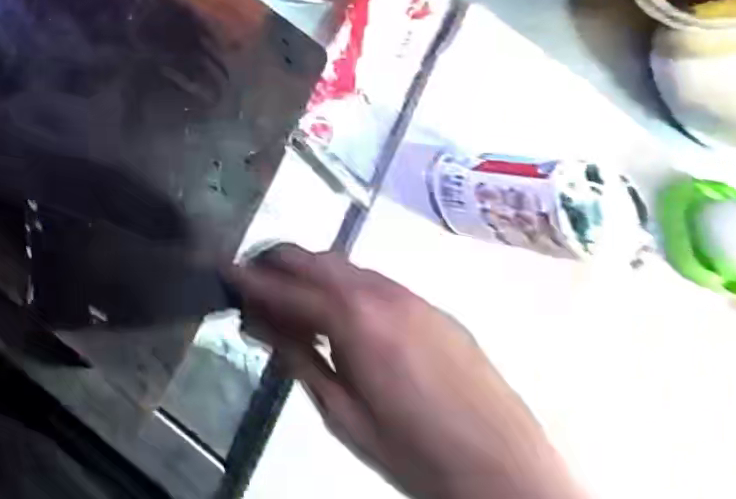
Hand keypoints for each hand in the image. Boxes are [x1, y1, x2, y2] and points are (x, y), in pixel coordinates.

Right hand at [230, 245, 583, 498]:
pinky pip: (376, 282)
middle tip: (252, 282)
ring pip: (344, 265)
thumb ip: (300, 360)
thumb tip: (262, 325)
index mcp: (353, 319)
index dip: (249, 280)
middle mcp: (379, 292)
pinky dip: (345, 286)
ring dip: (311, 273)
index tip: (222, 271)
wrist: (512, 479)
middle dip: (276, 264)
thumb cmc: (416, 457)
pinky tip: (343, 318)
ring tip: (293, 300)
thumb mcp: (345, 416)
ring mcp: (411, 296)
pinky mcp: (434, 309)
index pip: (285, 288)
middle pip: (313, 259)